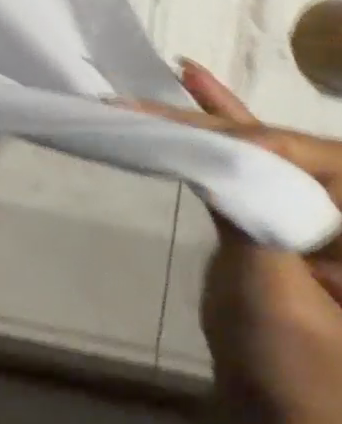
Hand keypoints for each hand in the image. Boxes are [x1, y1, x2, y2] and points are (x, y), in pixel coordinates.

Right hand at [131, 61, 341, 421]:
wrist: (289, 420)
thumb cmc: (295, 372)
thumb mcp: (273, 299)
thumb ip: (255, 223)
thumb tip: (216, 156)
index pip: (330, 166)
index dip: (265, 143)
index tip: (197, 136)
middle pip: (302, 155)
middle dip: (227, 127)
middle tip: (148, 105)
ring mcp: (334, 226)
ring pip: (280, 157)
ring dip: (220, 122)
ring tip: (172, 80)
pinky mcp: (300, 228)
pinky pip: (270, 171)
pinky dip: (231, 132)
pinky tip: (197, 88)